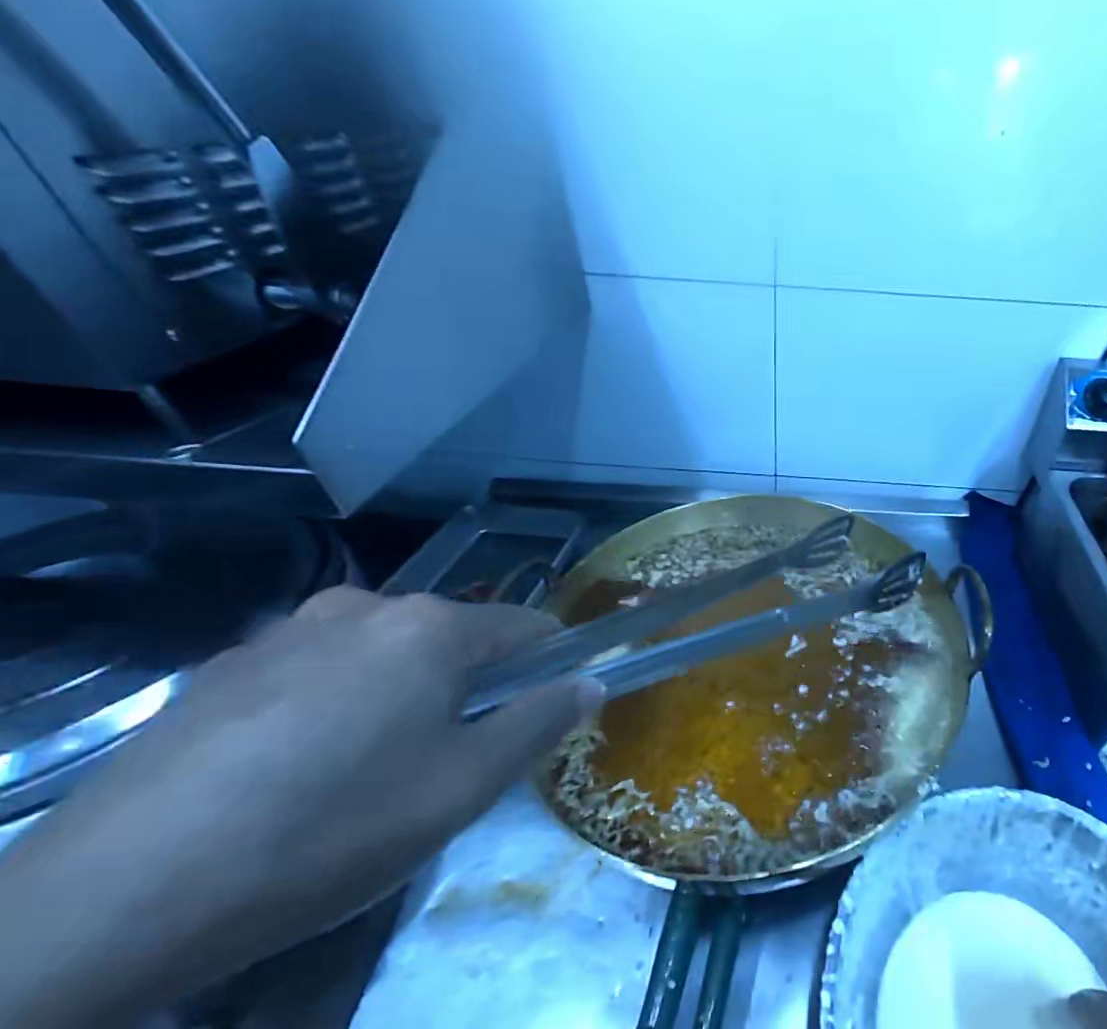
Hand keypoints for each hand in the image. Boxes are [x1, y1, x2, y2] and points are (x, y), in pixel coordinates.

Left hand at [0, 587, 601, 1028]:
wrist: (112, 902)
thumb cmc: (332, 830)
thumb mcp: (465, 786)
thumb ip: (541, 722)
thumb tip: (589, 683)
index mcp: (428, 627)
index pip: (527, 626)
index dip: (552, 663)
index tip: (545, 709)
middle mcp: (360, 608)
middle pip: (450, 637)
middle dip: (466, 684)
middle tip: (447, 757)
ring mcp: (279, 634)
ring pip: (379, 653)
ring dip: (397, 692)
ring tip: (365, 768)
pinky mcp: (214, 671)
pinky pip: (313, 671)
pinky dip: (332, 703)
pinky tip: (293, 771)